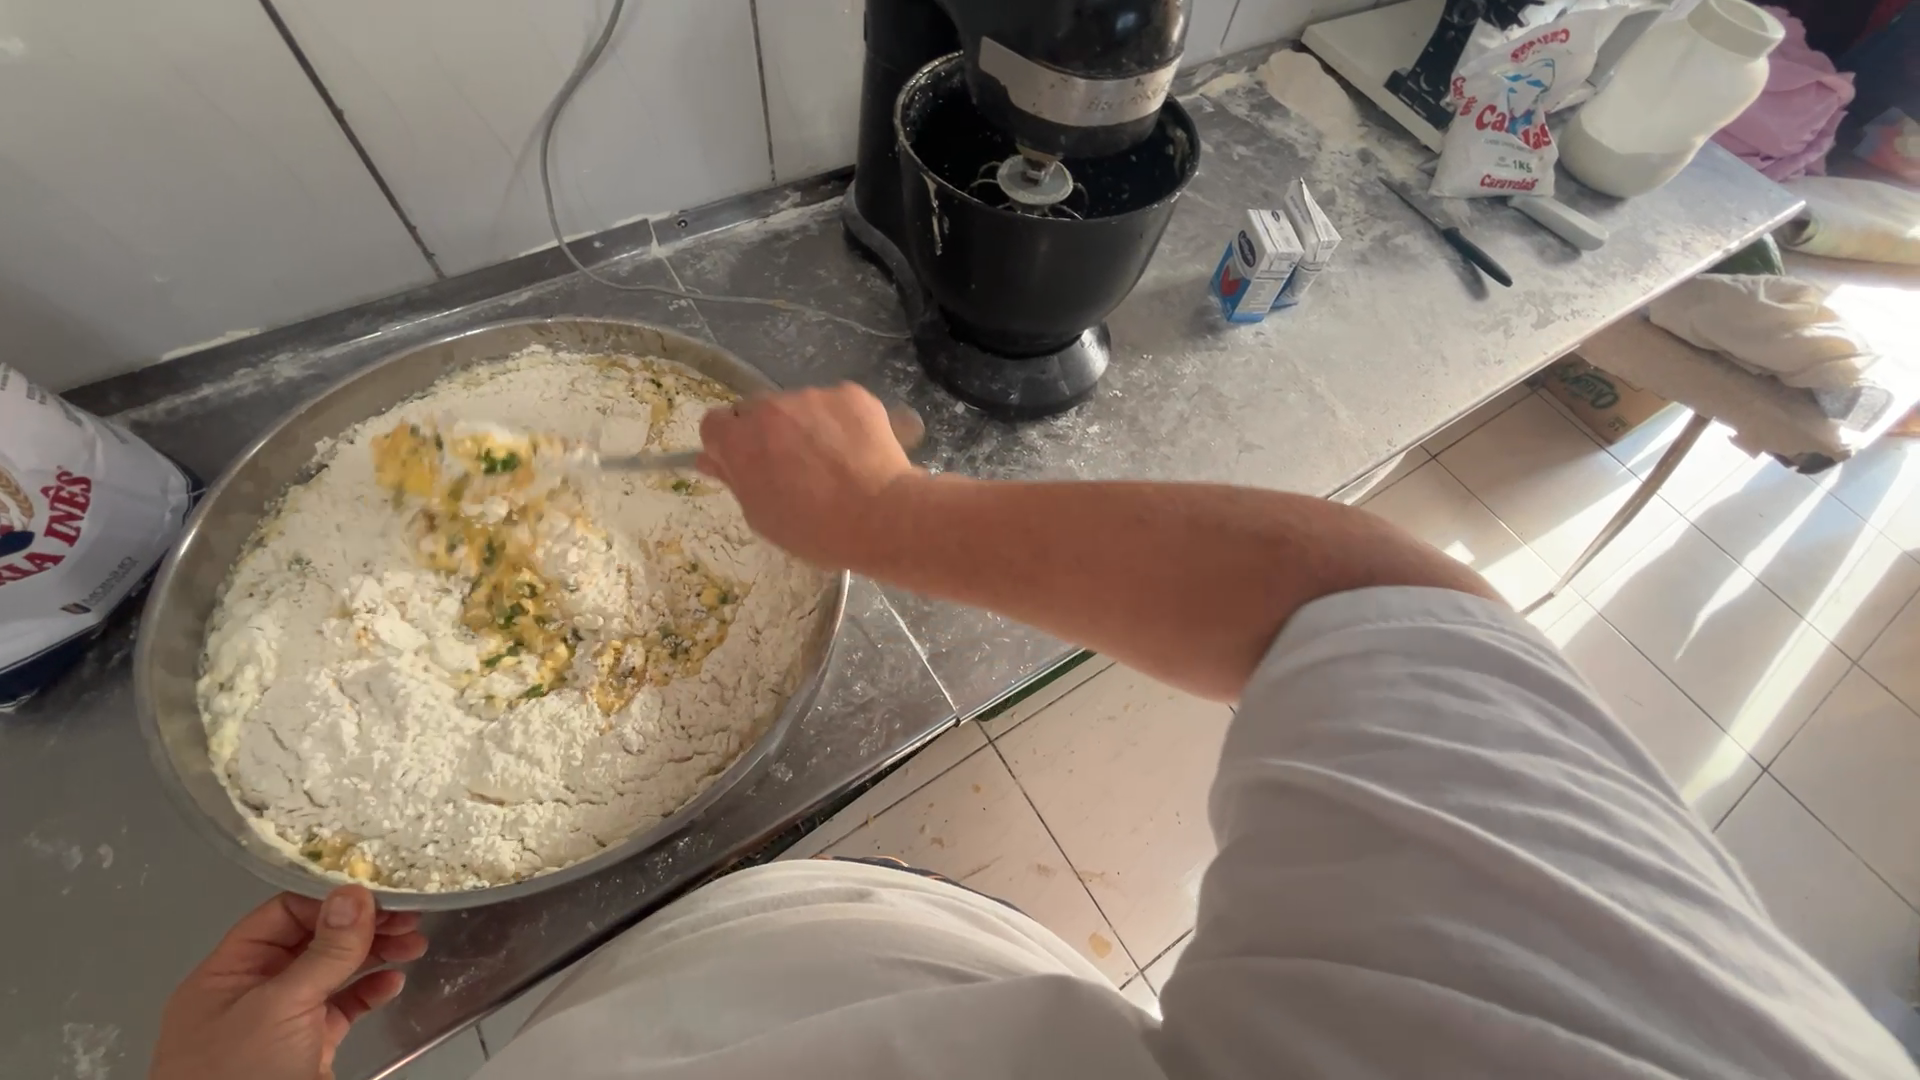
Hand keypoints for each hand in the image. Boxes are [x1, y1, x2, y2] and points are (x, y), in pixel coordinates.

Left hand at [150, 886, 427, 1079]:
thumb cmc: (244, 1073)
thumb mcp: (282, 1006)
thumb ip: (325, 949)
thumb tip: (356, 890)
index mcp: (227, 976)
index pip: (283, 915)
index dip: (331, 900)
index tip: (382, 892)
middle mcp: (254, 992)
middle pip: (316, 939)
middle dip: (365, 926)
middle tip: (410, 916)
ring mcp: (282, 1020)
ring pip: (337, 968)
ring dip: (378, 952)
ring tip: (415, 946)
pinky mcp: (309, 1044)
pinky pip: (346, 1004)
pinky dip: (373, 989)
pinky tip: (393, 984)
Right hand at [699, 383, 921, 567]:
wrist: (881, 517)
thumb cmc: (815, 530)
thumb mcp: (762, 516)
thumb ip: (734, 480)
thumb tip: (712, 459)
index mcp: (739, 439)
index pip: (715, 425)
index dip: (729, 445)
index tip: (748, 465)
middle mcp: (771, 407)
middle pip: (758, 411)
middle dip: (768, 433)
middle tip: (795, 467)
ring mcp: (813, 396)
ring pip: (800, 406)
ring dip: (807, 425)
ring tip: (835, 462)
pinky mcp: (851, 394)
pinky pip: (837, 404)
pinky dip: (842, 422)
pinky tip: (858, 451)